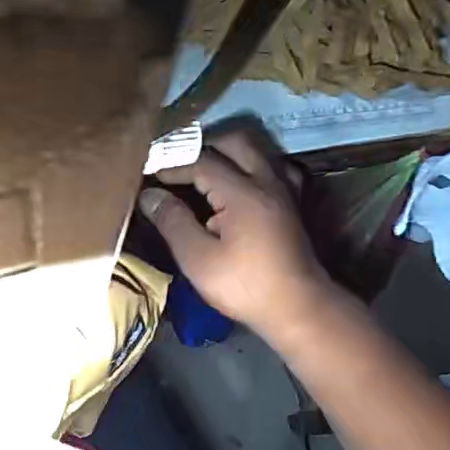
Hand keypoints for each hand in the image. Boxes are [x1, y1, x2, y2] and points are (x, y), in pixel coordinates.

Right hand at [136, 130, 340, 343]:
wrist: (298, 308)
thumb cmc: (245, 286)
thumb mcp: (198, 259)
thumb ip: (173, 222)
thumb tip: (150, 195)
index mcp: (242, 192)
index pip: (201, 161)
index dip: (173, 164)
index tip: (151, 174)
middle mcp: (267, 181)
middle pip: (234, 141)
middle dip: (203, 146)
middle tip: (178, 164)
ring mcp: (285, 190)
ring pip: (258, 151)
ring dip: (230, 151)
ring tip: (207, 169)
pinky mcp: (294, 204)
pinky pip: (276, 168)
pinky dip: (256, 166)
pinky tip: (244, 183)